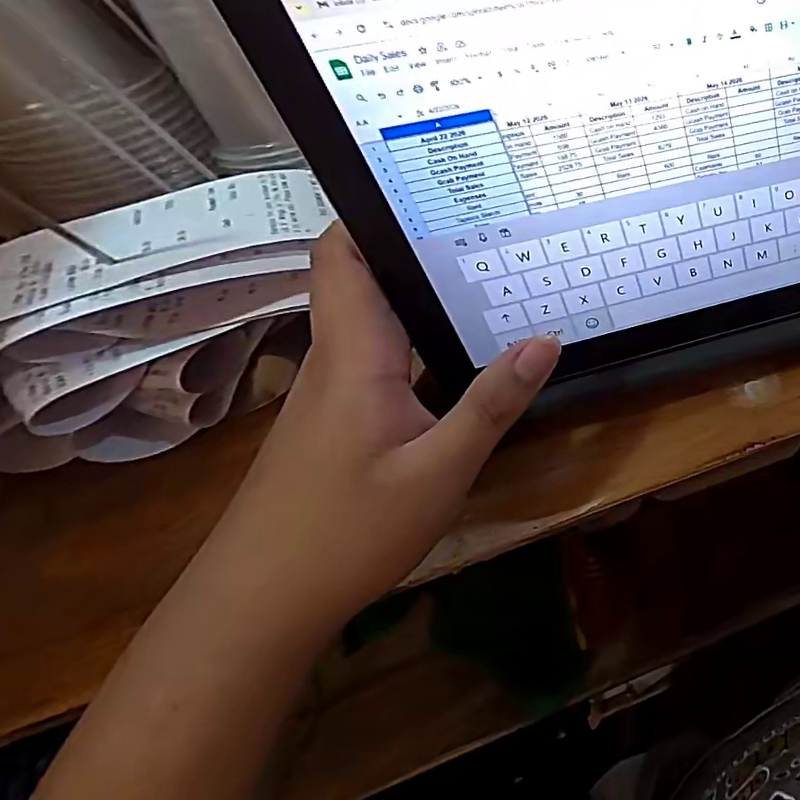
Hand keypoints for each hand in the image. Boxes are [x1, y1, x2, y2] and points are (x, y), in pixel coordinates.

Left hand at [189, 223, 559, 635]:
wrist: (254, 610)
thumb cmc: (343, 534)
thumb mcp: (439, 471)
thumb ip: (492, 403)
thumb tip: (545, 340)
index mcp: (354, 356)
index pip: (341, 258)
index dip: (370, 213)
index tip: (430, 189)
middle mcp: (337, 360)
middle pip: (363, 278)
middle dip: (418, 244)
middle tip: (490, 224)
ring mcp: (333, 390)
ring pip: (374, 316)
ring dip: (421, 288)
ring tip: (490, 269)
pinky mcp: (339, 418)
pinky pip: (379, 351)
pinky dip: (418, 332)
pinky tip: (461, 346)